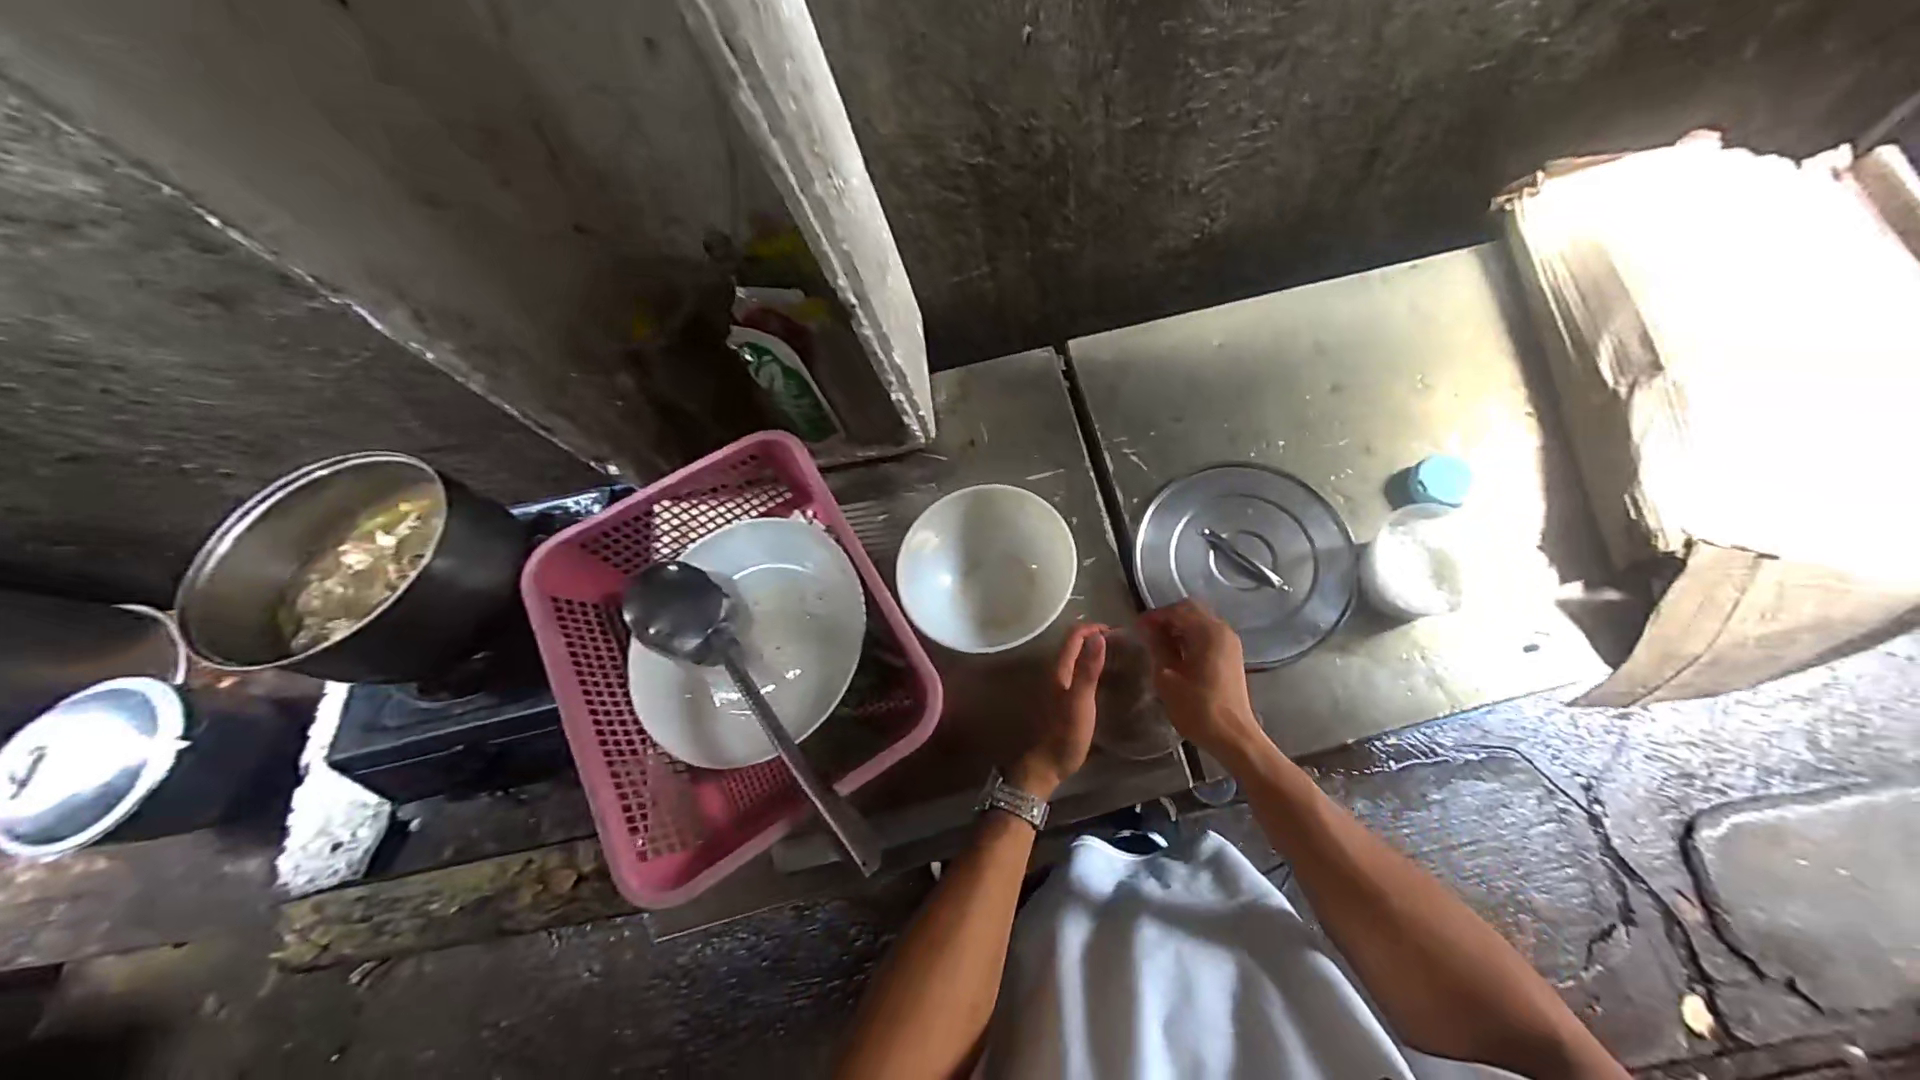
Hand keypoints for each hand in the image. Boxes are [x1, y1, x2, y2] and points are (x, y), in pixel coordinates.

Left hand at [1007, 622, 1106, 798]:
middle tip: (1121, 641)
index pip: (1073, 637)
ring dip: (1092, 651)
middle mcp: (1056, 674)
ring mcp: (1059, 687)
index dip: (1092, 628)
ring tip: (1117, 655)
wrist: (1048, 763)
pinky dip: (1091, 667)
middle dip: (1094, 637)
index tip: (1115, 630)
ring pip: (1075, 659)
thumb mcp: (1081, 701)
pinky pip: (1078, 674)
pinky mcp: (1064, 700)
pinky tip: (1105, 678)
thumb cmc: (1066, 733)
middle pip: (1073, 645)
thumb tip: (1098, 637)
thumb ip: (1088, 670)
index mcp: (1059, 670)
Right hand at [1137, 600, 1268, 762]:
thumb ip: (1157, 646)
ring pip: (1199, 621)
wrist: (1232, 736)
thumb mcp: (1167, 676)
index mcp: (1208, 632)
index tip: (1136, 628)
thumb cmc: (1197, 708)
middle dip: (1167, 618)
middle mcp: (1222, 630)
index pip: (1177, 610)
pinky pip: (1207, 634)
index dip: (1154, 616)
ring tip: (1157, 643)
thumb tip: (1147, 628)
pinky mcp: (1231, 655)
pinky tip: (1175, 652)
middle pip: (1191, 610)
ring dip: (1178, 626)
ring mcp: (1229, 643)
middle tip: (1146, 633)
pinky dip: (1189, 636)